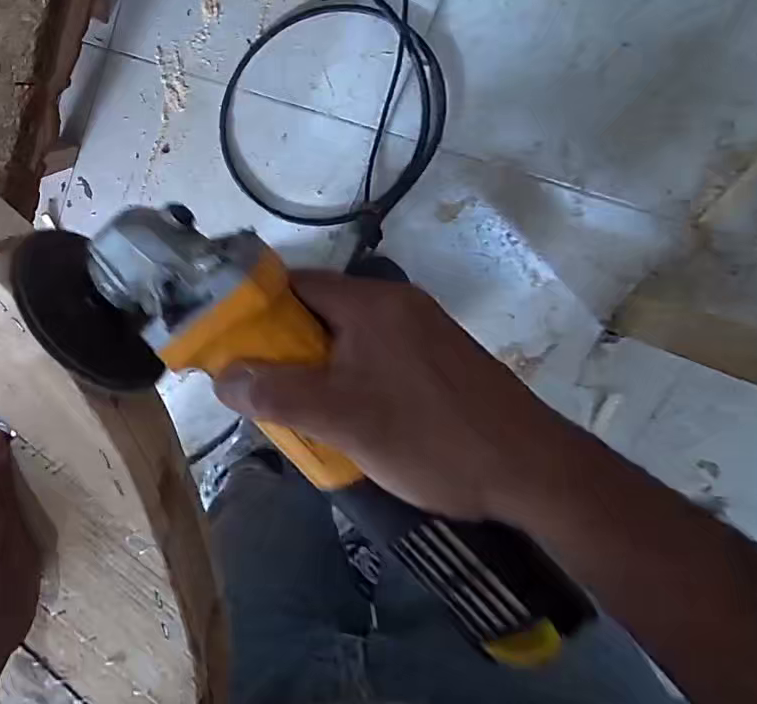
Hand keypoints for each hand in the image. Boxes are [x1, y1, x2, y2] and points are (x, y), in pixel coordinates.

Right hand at [213, 270, 575, 521]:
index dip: (258, 311)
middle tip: (269, 388)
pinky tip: (356, 416)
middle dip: (289, 347)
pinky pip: (379, 353)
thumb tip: (223, 377)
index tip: (237, 347)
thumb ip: (276, 395)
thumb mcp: (342, 419)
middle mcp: (397, 303)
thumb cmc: (429, 436)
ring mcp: (424, 328)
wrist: (533, 471)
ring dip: (322, 366)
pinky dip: (355, 375)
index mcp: (371, 302)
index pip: (296, 284)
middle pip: (322, 310)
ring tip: (307, 409)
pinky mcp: (440, 357)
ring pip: (350, 336)